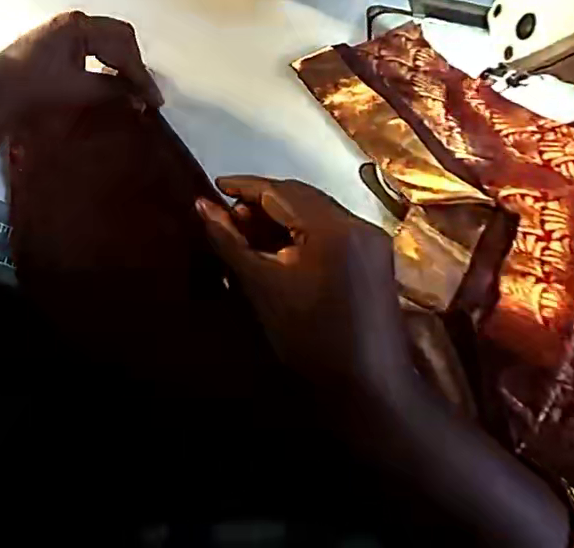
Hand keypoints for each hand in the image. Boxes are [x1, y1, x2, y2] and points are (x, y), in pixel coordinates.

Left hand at [0, 11, 162, 115]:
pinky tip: (110, 77)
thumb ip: (113, 88)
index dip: (141, 72)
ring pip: (105, 39)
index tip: (154, 99)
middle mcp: (73, 20)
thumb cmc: (36, 87)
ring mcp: (63, 27)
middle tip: (145, 91)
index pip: (123, 43)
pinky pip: (91, 44)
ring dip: (120, 61)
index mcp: (80, 25)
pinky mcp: (55, 39)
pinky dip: (105, 60)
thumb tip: (141, 95)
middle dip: (133, 63)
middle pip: (117, 36)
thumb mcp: (79, 89)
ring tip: (132, 86)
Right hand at [196, 176, 412, 401]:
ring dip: (279, 214)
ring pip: (314, 210)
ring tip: (245, 228)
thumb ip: (228, 239)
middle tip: (226, 212)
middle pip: (299, 196)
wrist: (369, 389)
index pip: (279, 191)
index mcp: (333, 227)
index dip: (244, 186)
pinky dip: (299, 229)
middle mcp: (356, 223)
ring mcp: (369, 239)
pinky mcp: (373, 256)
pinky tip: (275, 243)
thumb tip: (201, 204)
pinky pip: (328, 226)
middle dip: (260, 200)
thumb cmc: (309, 336)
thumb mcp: (260, 282)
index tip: (215, 184)